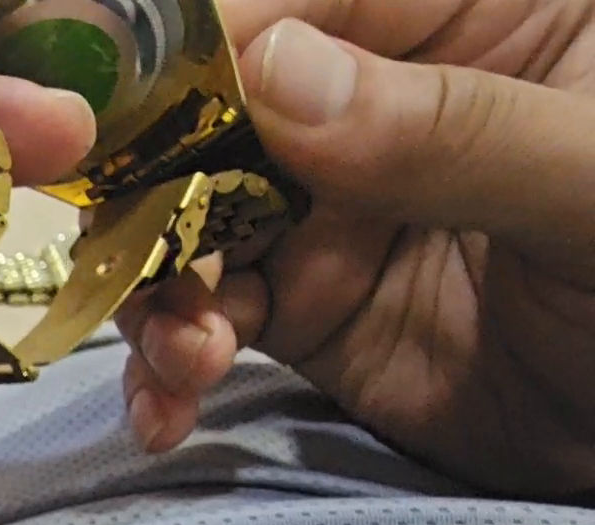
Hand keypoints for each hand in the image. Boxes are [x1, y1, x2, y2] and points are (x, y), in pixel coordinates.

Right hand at [116, 0, 594, 496]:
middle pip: (203, 141)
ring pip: (179, 244)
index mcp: (477, 31)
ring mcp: (316, 221)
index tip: (119, 129)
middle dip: (151, 219)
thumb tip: (272, 71)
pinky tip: (167, 413)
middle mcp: (369, 123)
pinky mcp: (285, 309)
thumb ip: (445, 128)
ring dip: (157, 311)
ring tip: (187, 366)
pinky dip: (163, 374)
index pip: (302, 13)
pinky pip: (192, 328)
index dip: (193, 64)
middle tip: (137, 279)